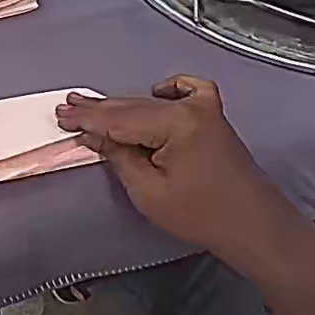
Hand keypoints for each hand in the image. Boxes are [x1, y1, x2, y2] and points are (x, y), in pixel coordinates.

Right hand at [56, 76, 314, 313]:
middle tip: (67, 106)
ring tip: (91, 105)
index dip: (88, 118)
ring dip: (123, 106)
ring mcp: (206, 109)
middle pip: (134, 107)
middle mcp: (191, 107)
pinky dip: (171, 89)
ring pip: (154, 103)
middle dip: (99, 110)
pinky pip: (190, 91)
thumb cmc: (200, 215)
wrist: (253, 225)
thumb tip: (95, 134)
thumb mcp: (148, 192)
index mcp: (176, 124)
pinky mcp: (215, 117)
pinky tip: (157, 91)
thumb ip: (120, 155)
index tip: (61, 114)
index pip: (120, 119)